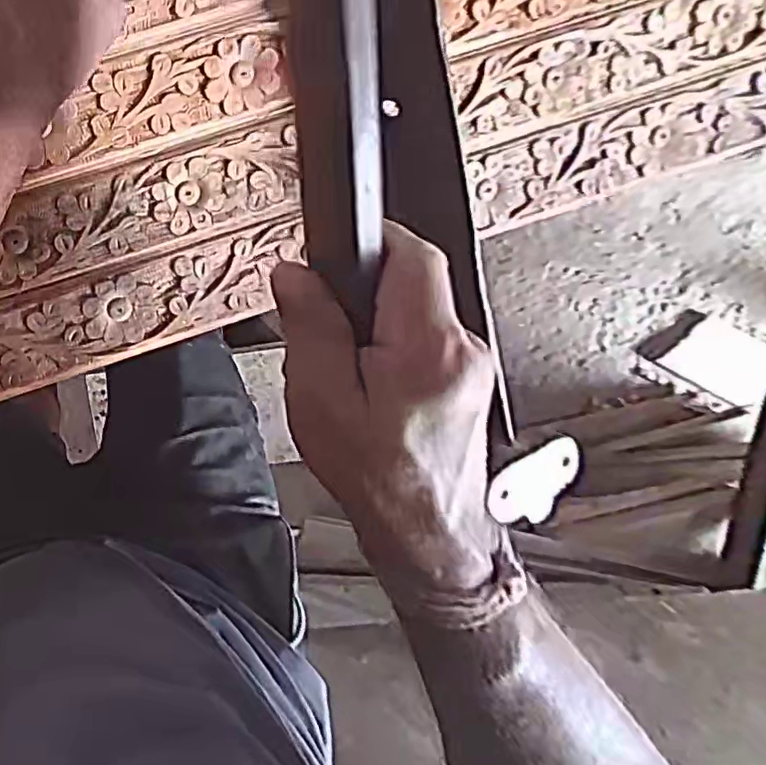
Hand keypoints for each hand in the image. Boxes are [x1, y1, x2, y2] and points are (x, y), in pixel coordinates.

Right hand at [270, 221, 503, 595]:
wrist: (424, 528)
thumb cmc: (373, 472)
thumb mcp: (320, 396)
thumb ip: (310, 327)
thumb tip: (295, 275)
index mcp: (427, 347)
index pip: (413, 256)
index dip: (371, 236)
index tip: (333, 243)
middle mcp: (462, 347)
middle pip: (411, 278)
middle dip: (355, 286)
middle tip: (317, 321)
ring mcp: (470, 362)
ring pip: (412, 306)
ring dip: (368, 317)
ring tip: (336, 361)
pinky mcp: (465, 375)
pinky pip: (421, 333)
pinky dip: (384, 339)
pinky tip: (360, 377)